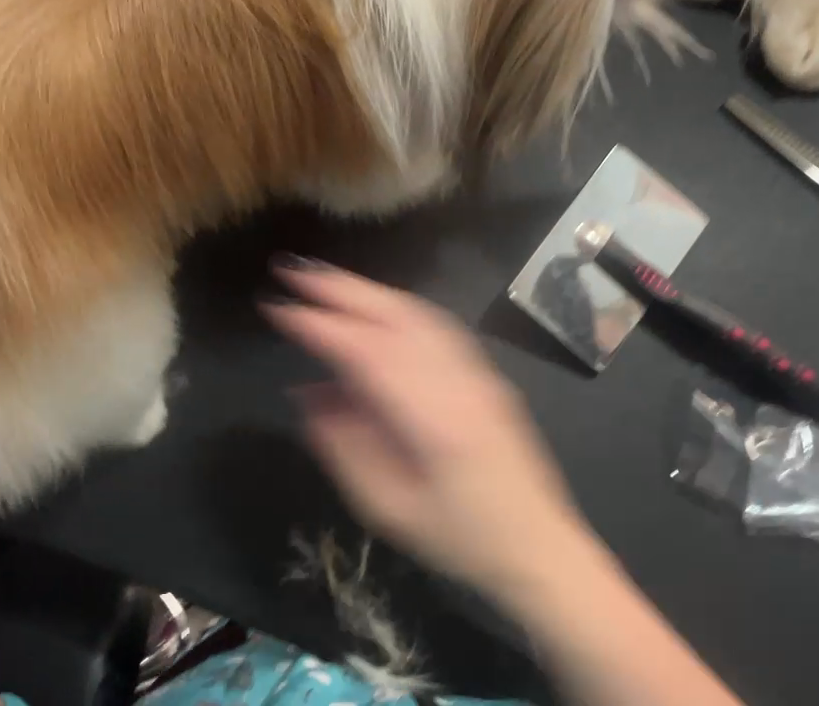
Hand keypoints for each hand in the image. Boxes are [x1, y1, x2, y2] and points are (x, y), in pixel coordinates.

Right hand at [264, 261, 588, 604]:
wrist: (540, 547)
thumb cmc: (459, 538)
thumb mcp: (388, 508)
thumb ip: (343, 447)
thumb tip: (305, 393)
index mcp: (432, 419)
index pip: (365, 351)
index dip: (319, 324)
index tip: (278, 308)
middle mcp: (457, 380)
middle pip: (393, 315)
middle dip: (338, 288)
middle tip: (291, 272)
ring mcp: (476, 371)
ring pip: (415, 311)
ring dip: (365, 290)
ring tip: (322, 281)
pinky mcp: (484, 373)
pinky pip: (434, 323)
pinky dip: (394, 304)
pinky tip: (372, 305)